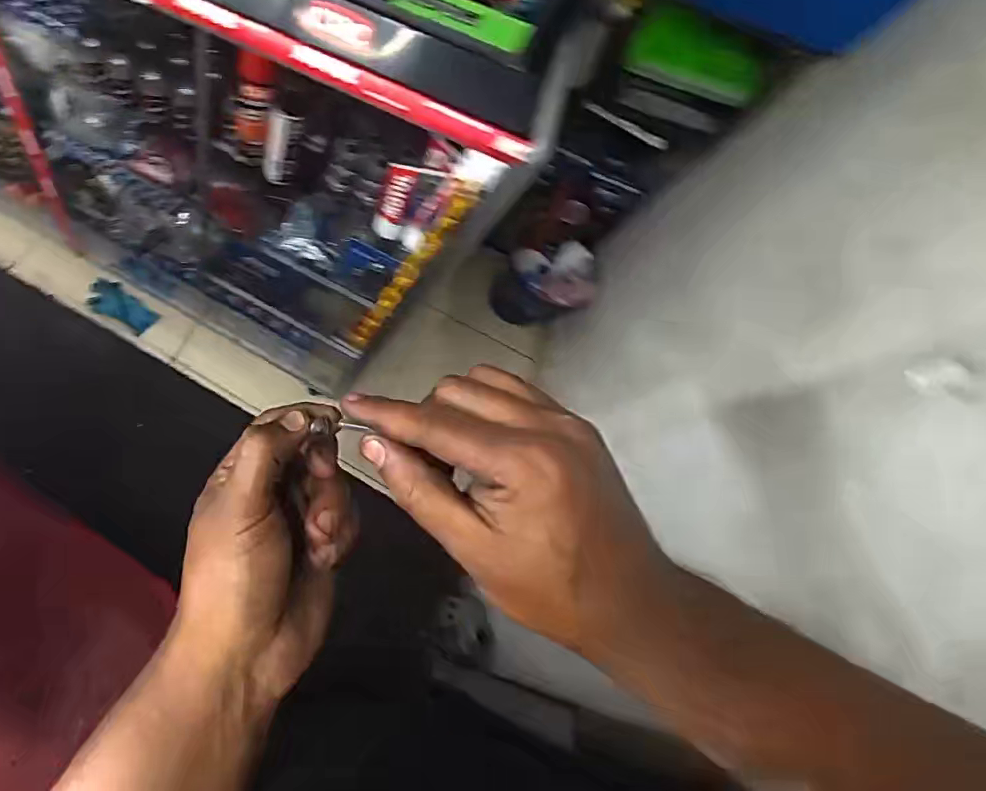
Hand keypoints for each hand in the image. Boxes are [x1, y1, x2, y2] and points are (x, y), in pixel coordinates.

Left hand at [169, 403, 359, 707]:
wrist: (247, 654)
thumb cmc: (232, 572)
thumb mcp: (239, 503)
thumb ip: (265, 451)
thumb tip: (298, 415)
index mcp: (240, 474)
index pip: (272, 428)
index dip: (300, 418)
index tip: (330, 418)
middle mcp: (270, 490)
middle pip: (310, 452)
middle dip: (320, 466)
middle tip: (319, 478)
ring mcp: (298, 518)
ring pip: (333, 485)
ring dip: (331, 506)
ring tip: (316, 537)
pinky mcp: (323, 546)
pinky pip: (347, 519)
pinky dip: (340, 534)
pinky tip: (324, 556)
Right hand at [346, 366, 678, 655]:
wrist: (634, 605)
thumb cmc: (549, 590)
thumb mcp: (471, 551)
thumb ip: (419, 491)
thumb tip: (374, 445)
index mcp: (520, 461)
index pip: (434, 423)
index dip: (386, 413)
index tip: (350, 404)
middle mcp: (545, 425)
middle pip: (454, 391)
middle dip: (421, 418)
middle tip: (416, 464)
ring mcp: (565, 418)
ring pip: (482, 380)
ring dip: (450, 405)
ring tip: (450, 453)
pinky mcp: (575, 422)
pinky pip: (513, 388)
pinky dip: (483, 403)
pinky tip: (480, 440)